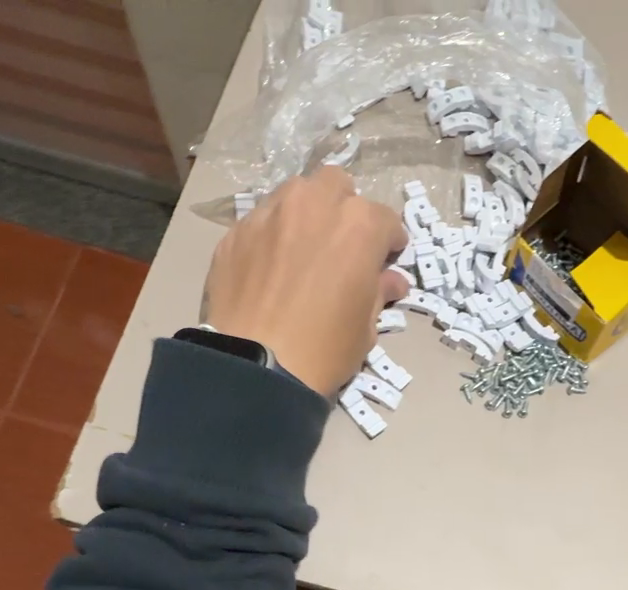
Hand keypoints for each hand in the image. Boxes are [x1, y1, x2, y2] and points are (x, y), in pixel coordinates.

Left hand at [203, 167, 408, 395]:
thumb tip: (390, 280)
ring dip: (307, 214)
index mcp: (359, 225)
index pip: (386, 220)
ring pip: (295, 195)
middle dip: (345, 209)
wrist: (256, 366)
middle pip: (337, 186)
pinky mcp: (236, 232)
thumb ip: (378, 293)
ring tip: (304, 250)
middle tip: (343, 246)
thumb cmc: (324, 349)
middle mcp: (314, 204)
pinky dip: (273, 236)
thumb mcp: (365, 328)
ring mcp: (270, 213)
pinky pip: (262, 222)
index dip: (389, 243)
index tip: (385, 262)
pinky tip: (271, 268)